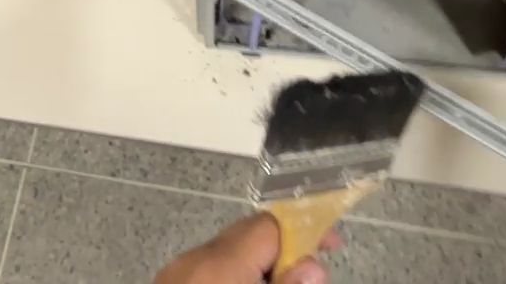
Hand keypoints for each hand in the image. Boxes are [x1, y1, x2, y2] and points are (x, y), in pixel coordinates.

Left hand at [155, 211, 341, 283]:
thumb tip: (311, 267)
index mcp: (220, 266)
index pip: (268, 226)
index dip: (302, 232)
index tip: (330, 245)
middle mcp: (194, 259)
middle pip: (247, 234)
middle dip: (281, 251)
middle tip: (308, 278)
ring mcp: (175, 273)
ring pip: (227, 253)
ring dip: (257, 267)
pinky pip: (208, 270)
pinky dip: (232, 279)